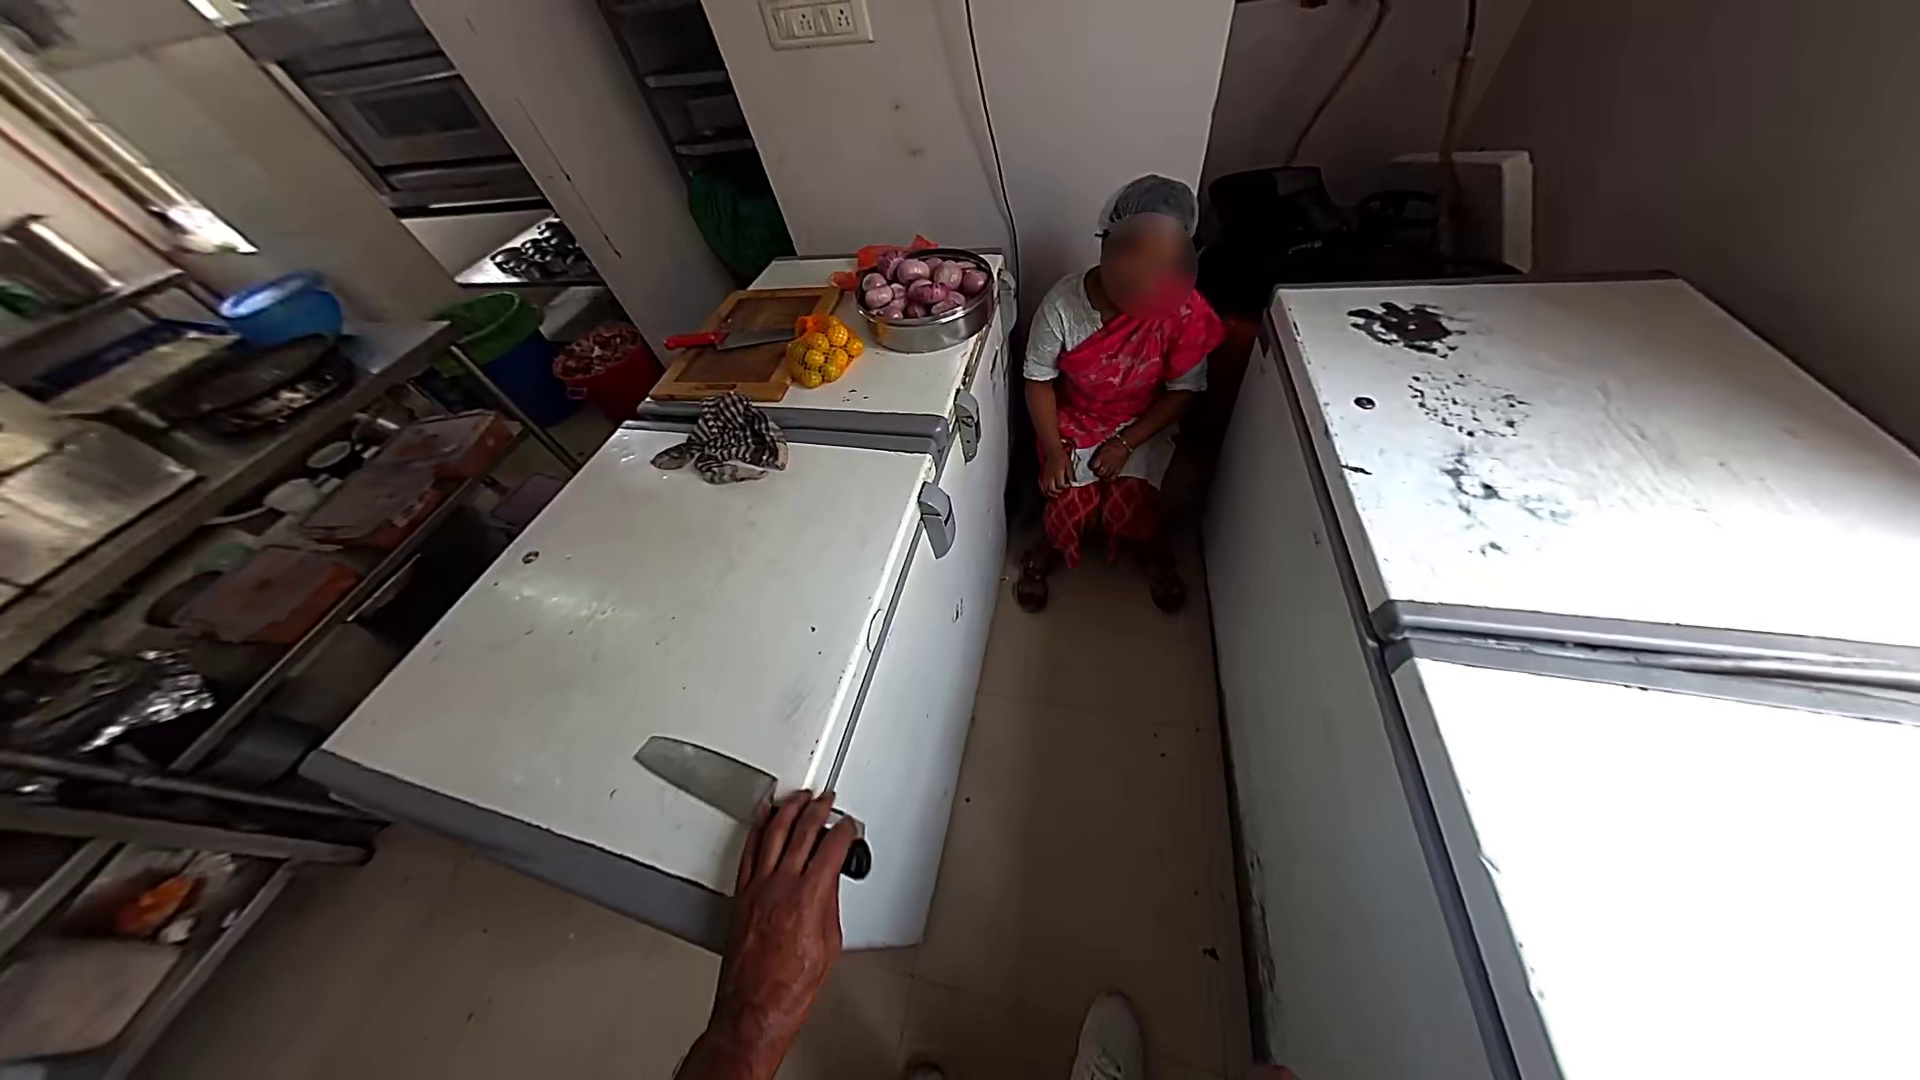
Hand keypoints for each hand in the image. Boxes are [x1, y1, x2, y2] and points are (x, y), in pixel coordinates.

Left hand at [685, 791, 858, 1079]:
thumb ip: (831, 902)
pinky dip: (758, 828)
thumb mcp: (830, 944)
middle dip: (819, 808)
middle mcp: (782, 885)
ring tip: (800, 797)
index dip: (845, 829)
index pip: (832, 846)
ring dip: (790, 808)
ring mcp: (758, 887)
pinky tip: (764, 816)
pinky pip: (749, 850)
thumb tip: (832, 879)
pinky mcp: (741, 894)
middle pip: (803, 829)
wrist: (753, 1012)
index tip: (849, 825)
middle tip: (827, 798)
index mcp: (809, 897)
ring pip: (773, 831)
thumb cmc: (789, 989)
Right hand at [1040, 445, 1073, 496]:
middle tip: (1062, 490)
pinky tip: (1049, 493)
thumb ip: (1071, 475)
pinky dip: (1045, 492)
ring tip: (1056, 495)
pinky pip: (1043, 487)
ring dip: (1051, 494)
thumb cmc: (1062, 458)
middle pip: (1052, 489)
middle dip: (1058, 491)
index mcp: (1058, 473)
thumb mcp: (1069, 465)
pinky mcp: (1043, 477)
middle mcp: (1051, 477)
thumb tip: (1073, 483)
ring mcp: (1046, 477)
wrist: (1053, 452)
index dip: (1065, 486)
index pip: (1060, 485)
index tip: (1069, 484)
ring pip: (1046, 489)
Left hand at [1090, 437, 1131, 479]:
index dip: (1091, 467)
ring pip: (1105, 477)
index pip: (1092, 466)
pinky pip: (1112, 478)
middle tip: (1097, 471)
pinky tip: (1108, 478)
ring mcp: (1112, 468)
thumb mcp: (1101, 448)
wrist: (1124, 443)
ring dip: (1102, 477)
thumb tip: (1093, 461)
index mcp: (1100, 457)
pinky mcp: (1118, 470)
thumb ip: (1097, 456)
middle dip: (1096, 473)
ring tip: (1102, 475)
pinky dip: (1109, 479)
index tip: (1092, 466)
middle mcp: (1105, 463)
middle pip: (1098, 473)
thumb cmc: (1111, 443)